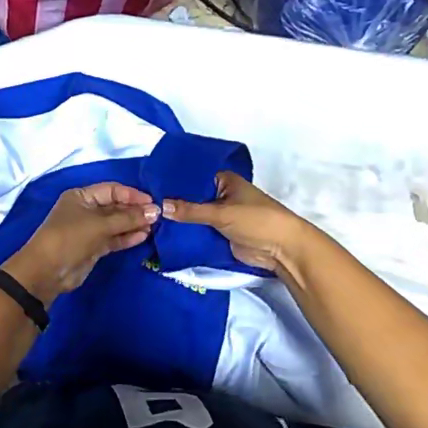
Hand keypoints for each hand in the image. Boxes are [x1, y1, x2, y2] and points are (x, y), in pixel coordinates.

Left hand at [2, 183, 158, 302]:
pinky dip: (127, 237)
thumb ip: (127, 218)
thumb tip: (155, 211)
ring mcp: (90, 229)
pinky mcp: (94, 247)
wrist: (48, 271)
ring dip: (133, 224)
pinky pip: (114, 238)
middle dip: (135, 210)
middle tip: (158, 216)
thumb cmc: (70, 237)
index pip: (111, 190)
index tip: (152, 202)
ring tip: (154, 226)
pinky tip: (143, 236)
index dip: (132, 195)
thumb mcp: (99, 224)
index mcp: (81, 196)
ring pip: (116, 224)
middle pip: (115, 206)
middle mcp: (85, 210)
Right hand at [160, 172, 316, 272]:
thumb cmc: (257, 220)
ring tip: (150, 219)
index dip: (173, 182)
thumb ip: (191, 211)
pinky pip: (200, 230)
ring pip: (195, 215)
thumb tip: (161, 206)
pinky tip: (165, 233)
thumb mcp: (221, 213)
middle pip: (192, 197)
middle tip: (145, 205)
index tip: (149, 186)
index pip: (192, 178)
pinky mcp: (221, 233)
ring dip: (180, 219)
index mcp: (224, 180)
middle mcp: (221, 194)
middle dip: (174, 203)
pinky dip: (187, 232)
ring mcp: (221, 214)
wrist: (282, 249)